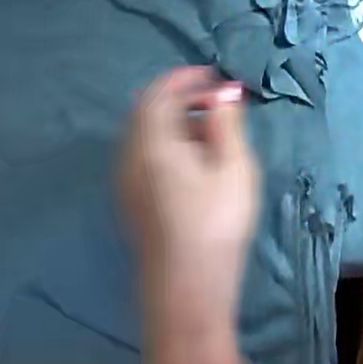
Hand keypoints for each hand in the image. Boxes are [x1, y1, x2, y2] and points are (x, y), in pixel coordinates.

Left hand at [120, 67, 261, 319]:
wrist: (187, 288)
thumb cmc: (218, 222)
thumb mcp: (234, 166)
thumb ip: (227, 123)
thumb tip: (223, 91)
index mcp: (152, 144)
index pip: (157, 94)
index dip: (185, 78)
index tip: (216, 74)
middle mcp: (130, 158)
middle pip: (147, 112)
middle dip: (182, 97)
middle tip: (220, 99)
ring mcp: (127, 183)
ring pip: (146, 135)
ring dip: (177, 120)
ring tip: (215, 127)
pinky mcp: (133, 202)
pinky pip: (146, 155)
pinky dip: (170, 142)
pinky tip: (198, 159)